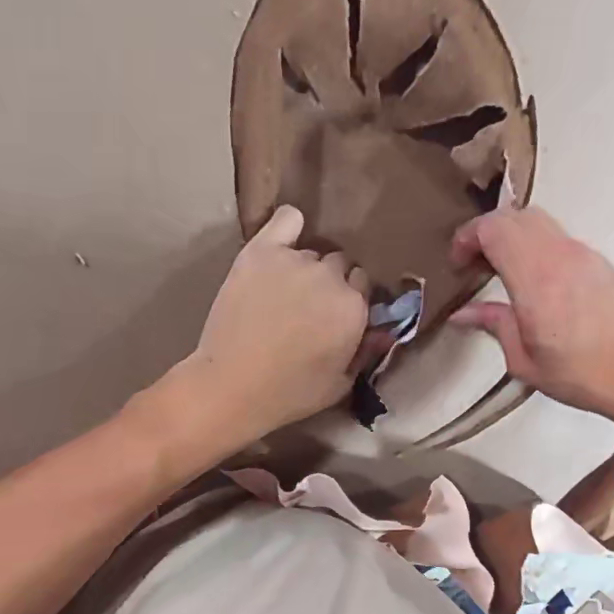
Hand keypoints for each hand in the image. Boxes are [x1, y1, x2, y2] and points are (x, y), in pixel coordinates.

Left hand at [175, 205, 377, 442]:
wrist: (232, 386)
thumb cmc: (288, 394)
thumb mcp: (340, 385)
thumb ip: (365, 353)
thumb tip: (382, 330)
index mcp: (355, 308)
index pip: (363, 284)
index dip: (347, 299)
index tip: (330, 315)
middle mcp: (330, 277)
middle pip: (339, 265)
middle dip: (328, 283)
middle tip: (304, 307)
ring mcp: (294, 261)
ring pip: (310, 252)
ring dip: (303, 268)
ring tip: (281, 293)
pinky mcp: (260, 253)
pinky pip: (286, 219)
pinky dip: (288, 227)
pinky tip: (281, 243)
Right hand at [449, 206, 613, 430]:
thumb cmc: (586, 374)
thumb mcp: (524, 360)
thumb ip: (494, 325)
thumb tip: (464, 314)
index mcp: (538, 279)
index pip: (495, 228)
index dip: (467, 237)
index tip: (456, 264)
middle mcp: (563, 256)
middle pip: (516, 216)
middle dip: (486, 232)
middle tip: (472, 264)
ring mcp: (585, 256)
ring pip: (538, 222)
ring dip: (511, 237)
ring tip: (497, 272)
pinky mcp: (600, 264)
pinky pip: (557, 237)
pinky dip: (533, 245)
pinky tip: (527, 280)